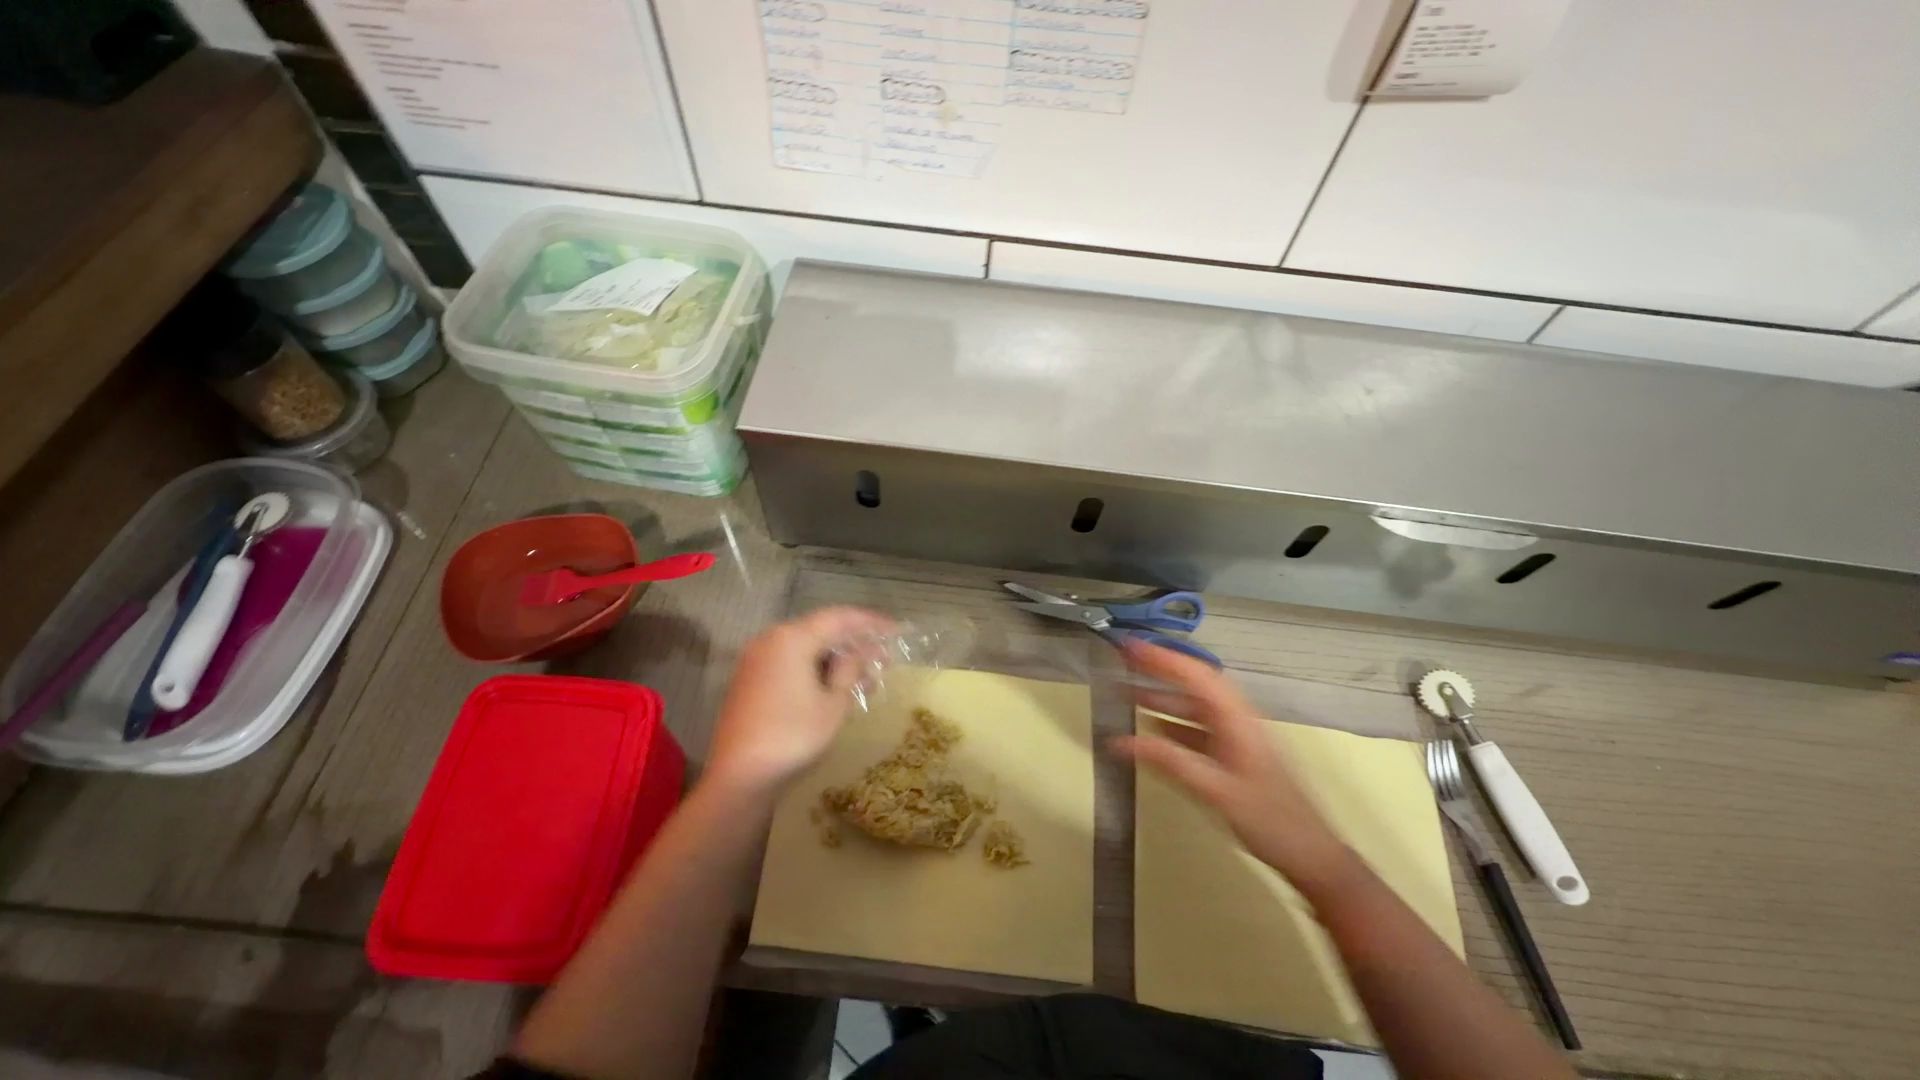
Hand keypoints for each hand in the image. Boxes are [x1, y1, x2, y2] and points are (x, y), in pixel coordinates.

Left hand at [702, 606, 895, 796]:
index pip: (839, 618)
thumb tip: (863, 651)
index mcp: (792, 638)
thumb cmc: (793, 736)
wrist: (739, 776)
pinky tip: (834, 688)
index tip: (896, 630)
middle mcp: (770, 639)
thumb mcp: (833, 704)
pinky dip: (814, 669)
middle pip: (820, 630)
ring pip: (805, 648)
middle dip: (854, 643)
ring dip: (835, 659)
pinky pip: (789, 663)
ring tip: (865, 678)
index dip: (871, 622)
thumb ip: (851, 670)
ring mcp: (756, 659)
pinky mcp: (750, 679)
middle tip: (884, 659)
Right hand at [1111, 642, 1354, 890]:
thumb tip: (1120, 741)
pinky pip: (1198, 730)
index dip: (1163, 658)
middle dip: (1159, 671)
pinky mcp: (1234, 758)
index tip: (1130, 647)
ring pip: (1195, 708)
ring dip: (1163, 698)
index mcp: (1238, 719)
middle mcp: (1238, 720)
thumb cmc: (1270, 820)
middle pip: (1195, 685)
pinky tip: (1151, 730)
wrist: (1311, 855)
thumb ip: (1170, 763)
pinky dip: (1172, 724)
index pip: (1197, 675)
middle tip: (1122, 663)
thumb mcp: (1216, 790)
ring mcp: (1237, 739)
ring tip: (1126, 695)